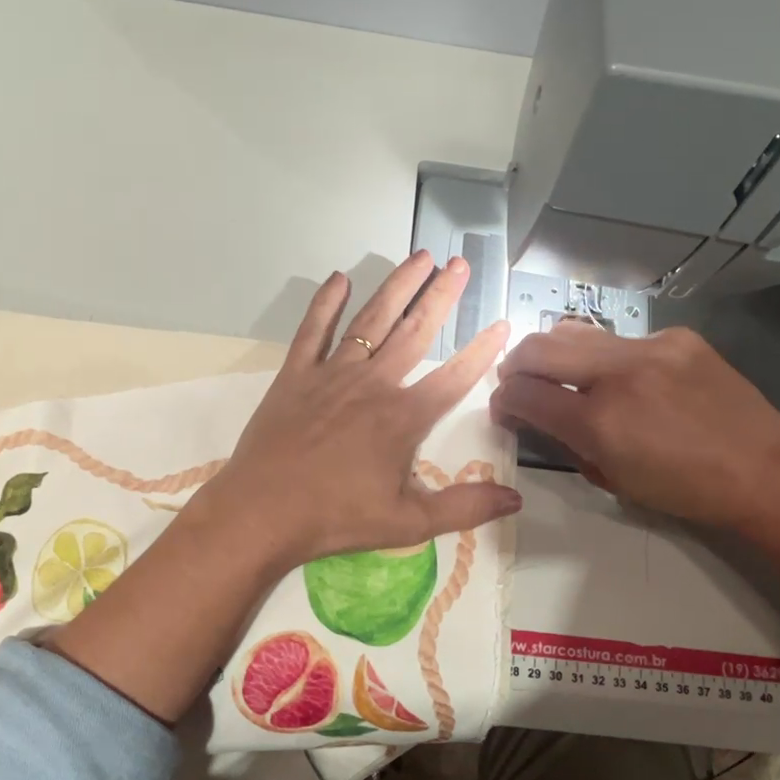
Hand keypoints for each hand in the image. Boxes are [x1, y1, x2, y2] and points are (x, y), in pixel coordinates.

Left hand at [191, 250, 521, 570]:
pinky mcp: (295, 375)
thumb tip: (515, 501)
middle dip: (442, 295)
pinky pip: (314, 330)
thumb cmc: (337, 518)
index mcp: (404, 418)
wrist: (263, 512)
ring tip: (420, 257)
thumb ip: (464, 507)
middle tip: (460, 264)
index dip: (482, 351)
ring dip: (398, 286)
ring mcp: (332, 374)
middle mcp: (373, 384)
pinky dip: (326, 303)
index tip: (502, 323)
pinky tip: (339, 278)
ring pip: (371, 319)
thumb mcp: (408, 522)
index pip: (455, 377)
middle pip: (415, 331)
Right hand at [491, 324, 779, 530]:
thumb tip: (534, 418)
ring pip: (575, 332)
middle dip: (516, 365)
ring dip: (553, 351)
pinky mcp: (676, 337)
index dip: (502, 401)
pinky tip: (622, 378)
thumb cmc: (683, 490)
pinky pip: (621, 338)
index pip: (523, 393)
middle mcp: (617, 374)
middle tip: (516, 383)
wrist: (762, 469)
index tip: (503, 409)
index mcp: (598, 422)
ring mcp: (649, 347)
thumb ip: (566, 443)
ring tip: (556, 371)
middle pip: (538, 348)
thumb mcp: (611, 479)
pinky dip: (605, 356)